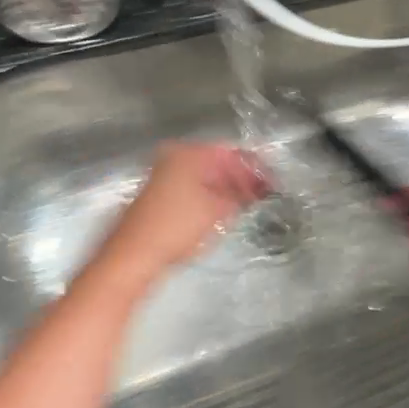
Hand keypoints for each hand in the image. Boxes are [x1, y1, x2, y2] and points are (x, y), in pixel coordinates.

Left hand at [96, 142, 267, 284]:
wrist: (134, 255)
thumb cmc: (177, 226)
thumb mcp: (218, 210)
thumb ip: (242, 193)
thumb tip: (260, 187)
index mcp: (188, 153)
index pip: (232, 152)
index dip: (255, 168)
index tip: (274, 183)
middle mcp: (174, 157)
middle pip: (217, 162)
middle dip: (241, 178)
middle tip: (265, 195)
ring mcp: (163, 175)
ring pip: (205, 176)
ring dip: (227, 188)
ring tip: (249, 204)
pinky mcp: (159, 194)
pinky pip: (194, 187)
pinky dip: (211, 196)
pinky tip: (225, 210)